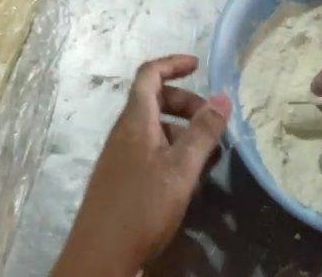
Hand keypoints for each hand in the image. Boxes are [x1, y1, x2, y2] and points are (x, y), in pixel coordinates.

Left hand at [51, 54, 229, 276]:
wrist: (98, 261)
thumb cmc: (140, 207)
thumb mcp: (180, 169)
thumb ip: (203, 132)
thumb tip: (223, 97)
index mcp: (135, 120)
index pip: (150, 74)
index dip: (173, 63)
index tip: (199, 66)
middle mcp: (125, 133)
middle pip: (155, 100)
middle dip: (187, 103)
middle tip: (212, 122)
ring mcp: (121, 158)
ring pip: (155, 129)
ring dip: (183, 132)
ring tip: (210, 155)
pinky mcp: (122, 182)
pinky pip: (150, 152)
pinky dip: (173, 153)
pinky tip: (190, 179)